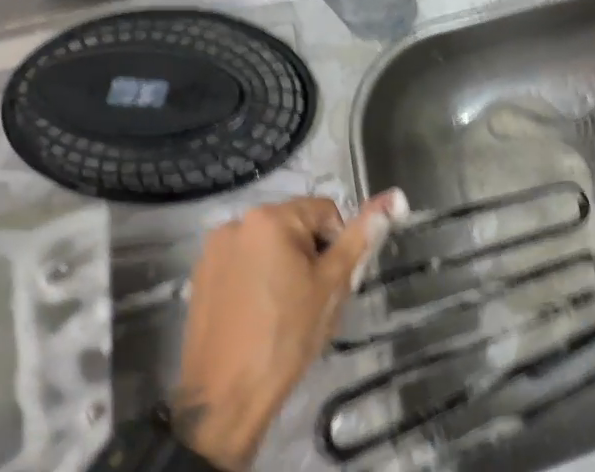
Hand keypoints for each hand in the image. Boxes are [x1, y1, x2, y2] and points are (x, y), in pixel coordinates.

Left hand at [171, 190, 407, 470]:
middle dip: (312, 256)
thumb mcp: (333, 283)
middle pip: (296, 227)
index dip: (339, 245)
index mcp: (270, 218)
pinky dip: (261, 280)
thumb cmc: (287, 335)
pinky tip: (263, 315)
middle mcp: (236, 224)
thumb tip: (393, 196)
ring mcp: (213, 252)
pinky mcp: (201, 278)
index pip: (326, 212)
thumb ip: (361, 236)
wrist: (226, 398)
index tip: (334, 282)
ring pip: (271, 247)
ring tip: (290, 309)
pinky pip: (246, 264)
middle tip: (316, 298)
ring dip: (287, 267)